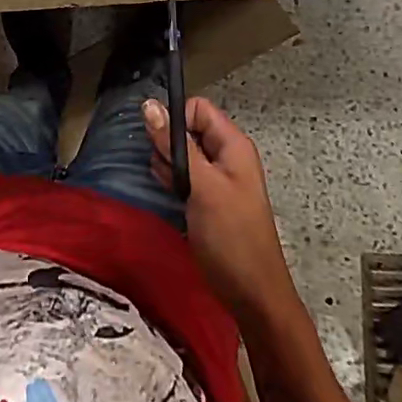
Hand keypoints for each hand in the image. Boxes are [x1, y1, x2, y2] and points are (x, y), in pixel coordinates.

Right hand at [143, 96, 301, 324]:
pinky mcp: (208, 199)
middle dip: (168, 145)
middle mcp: (226, 155)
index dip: (176, 119)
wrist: (252, 296)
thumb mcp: (202, 186)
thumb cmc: (231, 238)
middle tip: (168, 174)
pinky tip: (170, 198)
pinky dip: (172, 183)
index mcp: (233, 144)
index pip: (197, 108)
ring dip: (168, 167)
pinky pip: (184, 177)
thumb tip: (149, 105)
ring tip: (171, 190)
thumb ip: (175, 145)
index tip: (160, 143)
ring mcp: (218, 178)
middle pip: (187, 129)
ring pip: (182, 154)